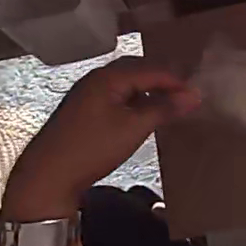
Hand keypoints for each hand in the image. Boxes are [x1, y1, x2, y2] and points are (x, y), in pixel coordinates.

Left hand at [3, 57, 200, 218]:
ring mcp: (87, 93)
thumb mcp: (133, 128)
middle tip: (185, 95)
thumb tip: (194, 96)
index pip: (151, 69)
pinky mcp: (83, 109)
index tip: (198, 95)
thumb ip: (164, 108)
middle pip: (136, 70)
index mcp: (108, 77)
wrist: (47, 176)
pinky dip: (134, 100)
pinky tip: (143, 113)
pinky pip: (116, 94)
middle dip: (162, 80)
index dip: (176, 81)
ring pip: (125, 83)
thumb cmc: (92, 149)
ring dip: (148, 90)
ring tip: (169, 104)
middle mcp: (96, 78)